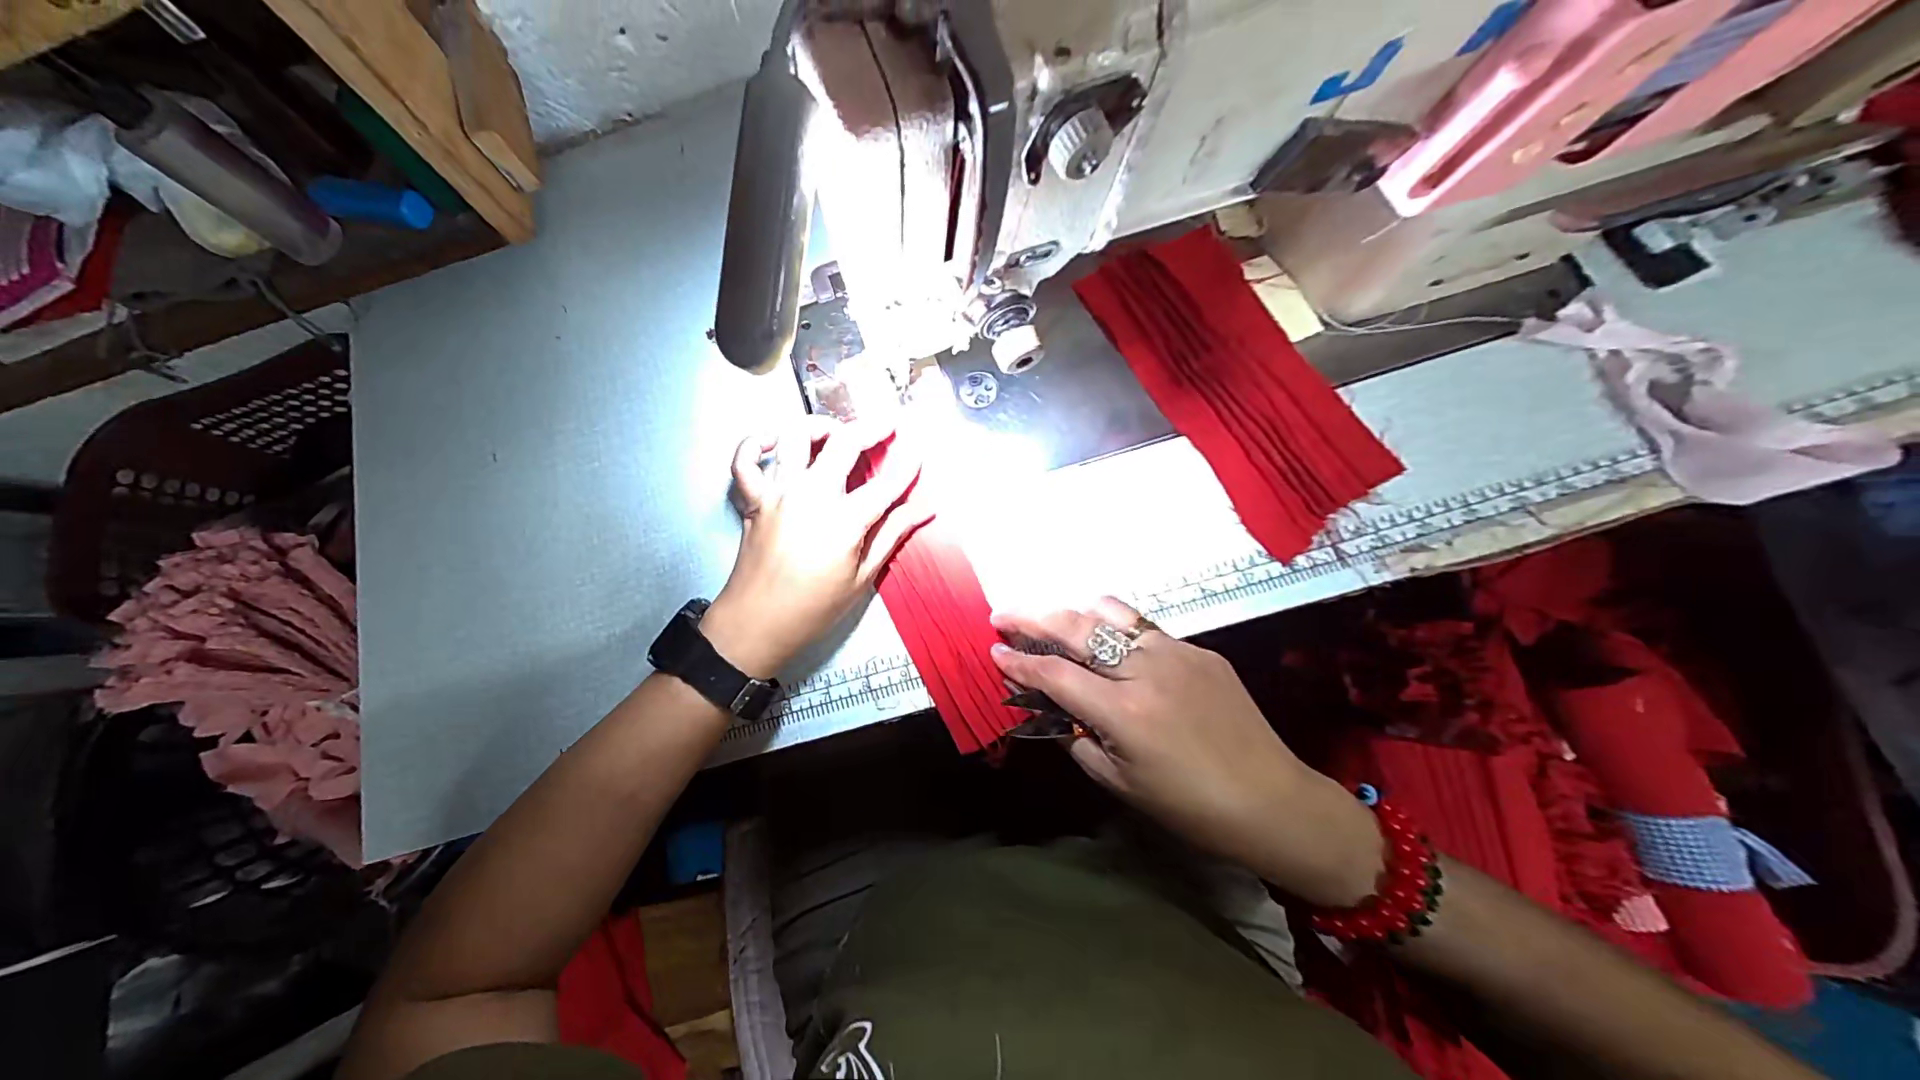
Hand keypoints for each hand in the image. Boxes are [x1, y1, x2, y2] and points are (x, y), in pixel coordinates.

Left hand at [701, 416, 933, 679]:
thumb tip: (925, 508)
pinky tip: (774, 442)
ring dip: (819, 425)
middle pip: (844, 443)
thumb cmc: (813, 608)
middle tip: (887, 425)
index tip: (918, 450)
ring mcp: (778, 493)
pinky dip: (756, 443)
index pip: (886, 482)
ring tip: (835, 432)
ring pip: (794, 436)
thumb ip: (892, 534)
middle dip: (872, 427)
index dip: (908, 464)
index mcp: (844, 520)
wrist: (757, 623)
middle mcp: (811, 496)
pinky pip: (745, 459)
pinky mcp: (753, 499)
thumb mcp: (862, 577)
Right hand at [990, 598, 1383, 906]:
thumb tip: (1051, 708)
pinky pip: (1147, 630)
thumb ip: (1077, 738)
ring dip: (1076, 613)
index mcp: (1124, 711)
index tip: (995, 650)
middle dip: (1033, 619)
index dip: (1019, 662)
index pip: (1055, 674)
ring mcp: (1178, 652)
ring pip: (1113, 613)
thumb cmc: (1189, 806)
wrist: (1271, 800)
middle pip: (1077, 628)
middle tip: (1004, 615)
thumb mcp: (1119, 782)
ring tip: (1056, 621)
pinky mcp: (1201, 651)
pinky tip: (1113, 648)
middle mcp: (1147, 670)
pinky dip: (1118, 631)